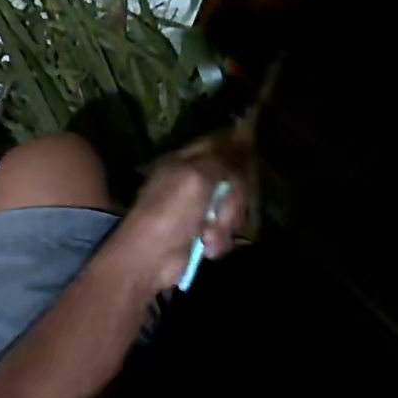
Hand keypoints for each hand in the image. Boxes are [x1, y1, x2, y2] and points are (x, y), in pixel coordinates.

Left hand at [102, 136, 250, 294]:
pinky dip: (221, 241)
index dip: (239, 155)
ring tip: (209, 237)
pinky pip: (227, 231)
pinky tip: (209, 248)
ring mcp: (197, 209)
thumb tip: (244, 138)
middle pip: (233, 179)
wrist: (150, 260)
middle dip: (233, 200)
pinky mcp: (202, 234)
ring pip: (233, 207)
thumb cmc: (169, 214)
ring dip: (226, 225)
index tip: (248, 169)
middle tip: (221, 214)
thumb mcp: (196, 177)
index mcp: (184, 162)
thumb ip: (223, 159)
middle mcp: (192, 182)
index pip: (221, 145)